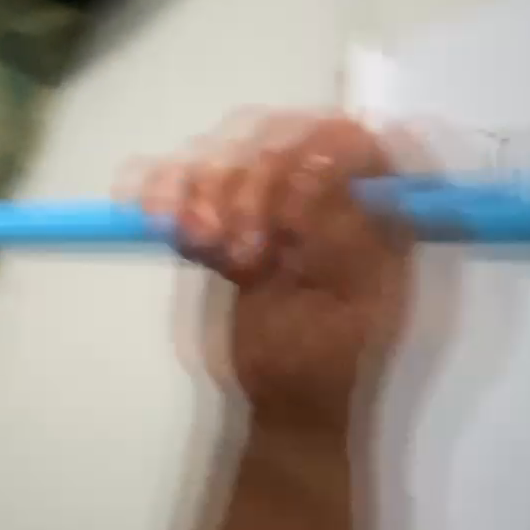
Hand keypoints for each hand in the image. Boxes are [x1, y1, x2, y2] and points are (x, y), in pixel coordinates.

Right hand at [140, 114, 418, 429]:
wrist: (282, 395)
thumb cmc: (325, 359)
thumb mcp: (349, 302)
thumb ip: (338, 232)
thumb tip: (314, 163)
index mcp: (372, 205)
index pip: (348, 134)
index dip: (312, 150)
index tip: (288, 205)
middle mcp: (317, 188)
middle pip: (271, 134)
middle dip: (244, 186)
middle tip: (241, 249)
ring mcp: (261, 198)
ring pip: (218, 153)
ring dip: (200, 197)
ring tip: (204, 246)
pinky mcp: (214, 213)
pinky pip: (175, 178)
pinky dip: (159, 191)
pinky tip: (157, 220)